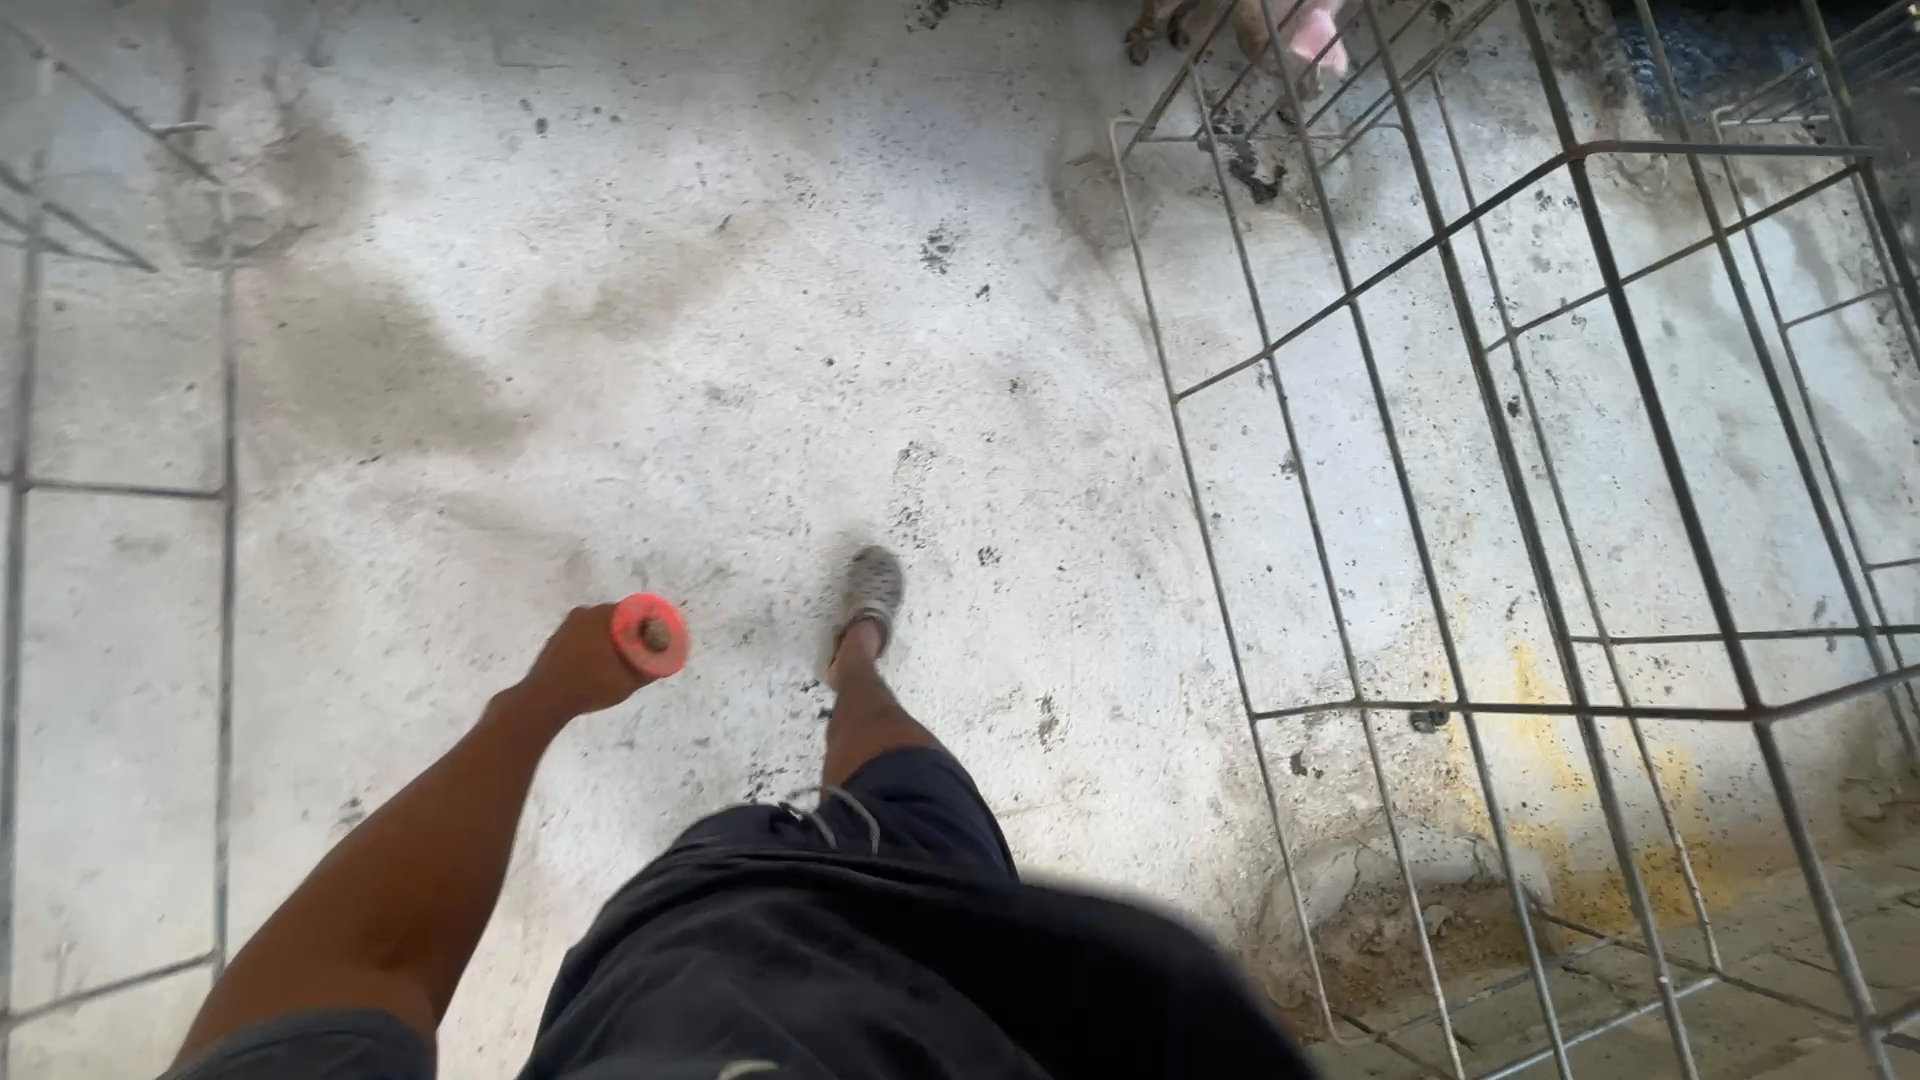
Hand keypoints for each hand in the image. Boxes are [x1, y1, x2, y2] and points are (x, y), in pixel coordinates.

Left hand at [511, 604, 646, 720]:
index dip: (652, 623)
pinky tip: (601, 663)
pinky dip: (597, 644)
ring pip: (601, 626)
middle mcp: (585, 613)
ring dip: (615, 638)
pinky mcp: (558, 638)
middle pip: (620, 616)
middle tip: (644, 650)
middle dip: (635, 631)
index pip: (638, 610)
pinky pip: (586, 634)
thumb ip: (652, 669)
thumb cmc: (591, 685)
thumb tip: (668, 663)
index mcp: (604, 615)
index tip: (659, 638)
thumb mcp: (629, 680)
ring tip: (624, 659)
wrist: (543, 700)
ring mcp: (568, 625)